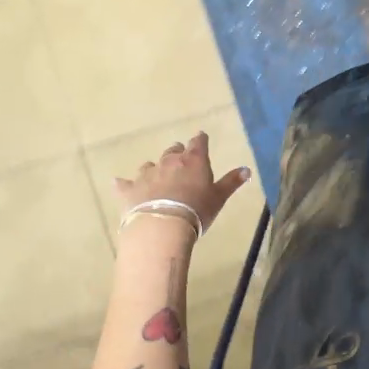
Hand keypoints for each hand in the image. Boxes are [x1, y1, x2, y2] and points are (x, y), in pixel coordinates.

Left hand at [113, 132, 251, 233]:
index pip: (198, 142)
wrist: (162, 228)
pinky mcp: (129, 190)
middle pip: (173, 150)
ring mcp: (147, 174)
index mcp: (193, 160)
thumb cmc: (196, 210)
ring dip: (154, 168)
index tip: (201, 139)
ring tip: (157, 177)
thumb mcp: (219, 197)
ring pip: (149, 164)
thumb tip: (247, 169)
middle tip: (181, 162)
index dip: (200, 140)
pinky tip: (121, 184)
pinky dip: (124, 184)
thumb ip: (231, 182)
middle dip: (177, 153)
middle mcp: (169, 162)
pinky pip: (123, 183)